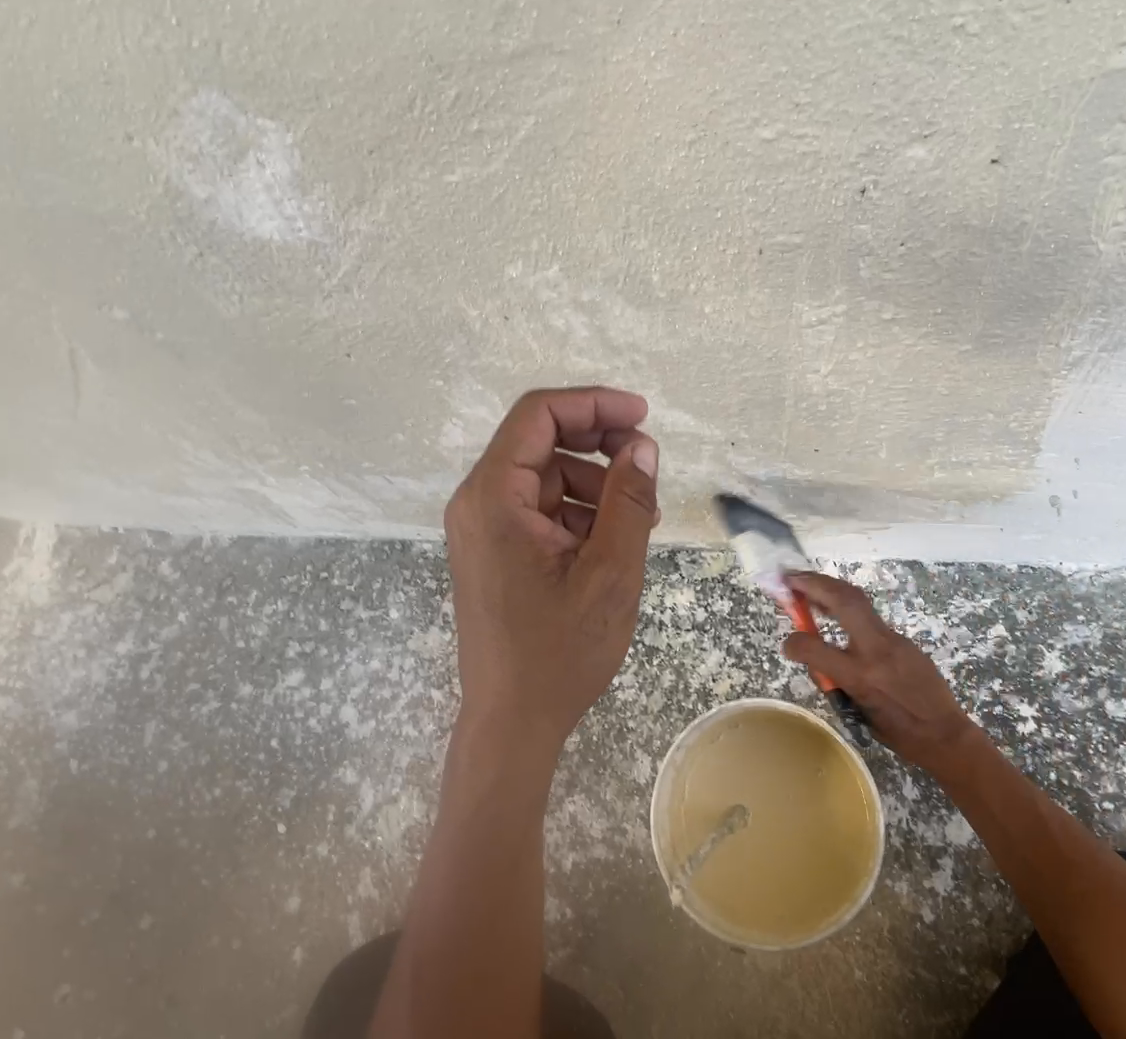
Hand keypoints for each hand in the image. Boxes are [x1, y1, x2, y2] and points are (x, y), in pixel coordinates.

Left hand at [444, 387, 660, 745]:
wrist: (513, 721)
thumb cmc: (560, 652)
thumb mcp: (611, 573)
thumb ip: (629, 501)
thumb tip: (642, 447)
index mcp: (494, 498)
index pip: (538, 415)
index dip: (593, 404)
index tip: (642, 416)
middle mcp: (477, 503)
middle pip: (539, 442)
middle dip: (598, 443)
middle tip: (647, 464)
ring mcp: (482, 529)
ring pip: (543, 477)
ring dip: (593, 483)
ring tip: (640, 515)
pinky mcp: (494, 552)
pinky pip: (538, 510)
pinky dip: (578, 512)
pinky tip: (612, 540)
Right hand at [781, 571, 987, 776]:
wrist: (944, 733)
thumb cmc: (897, 733)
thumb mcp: (855, 712)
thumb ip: (833, 679)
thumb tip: (812, 654)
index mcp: (860, 677)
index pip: (814, 648)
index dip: (794, 642)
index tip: (787, 644)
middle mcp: (877, 651)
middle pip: (844, 600)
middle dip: (814, 583)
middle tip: (790, 578)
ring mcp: (894, 640)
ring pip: (859, 601)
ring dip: (830, 589)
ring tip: (807, 586)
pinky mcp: (904, 640)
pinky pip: (871, 619)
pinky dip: (848, 610)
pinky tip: (837, 613)